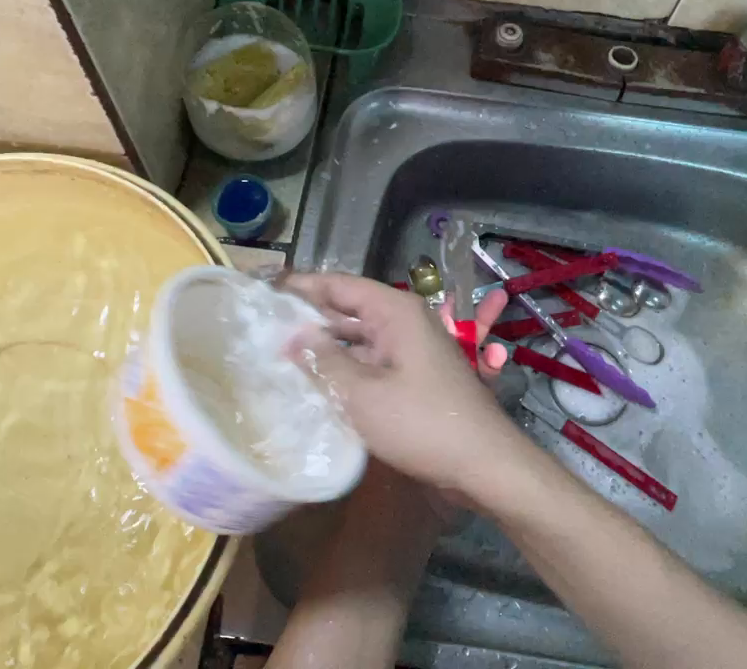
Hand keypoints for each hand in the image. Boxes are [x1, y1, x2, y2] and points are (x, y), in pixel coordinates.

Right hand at [282, 272, 521, 493]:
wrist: (483, 463)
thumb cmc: (421, 422)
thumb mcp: (362, 394)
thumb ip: (324, 361)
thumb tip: (293, 336)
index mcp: (395, 310)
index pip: (339, 284)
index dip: (302, 286)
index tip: (265, 292)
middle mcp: (404, 320)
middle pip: (349, 307)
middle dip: (310, 316)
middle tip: (264, 326)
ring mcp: (411, 348)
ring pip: (359, 336)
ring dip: (326, 344)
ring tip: (281, 353)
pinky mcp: (414, 375)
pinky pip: (372, 359)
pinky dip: (346, 365)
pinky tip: (317, 381)